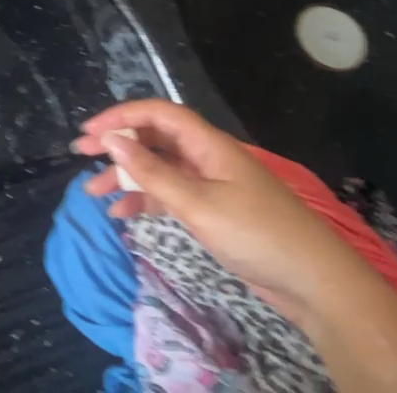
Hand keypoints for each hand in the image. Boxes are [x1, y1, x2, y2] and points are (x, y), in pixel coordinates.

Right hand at [72, 99, 367, 319]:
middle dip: (117, 144)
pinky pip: (171, 195)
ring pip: (159, 169)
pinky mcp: (215, 211)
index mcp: (208, 144)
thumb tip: (112, 140)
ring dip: (126, 176)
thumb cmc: (257, 234)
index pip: (158, 114)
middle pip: (154, 138)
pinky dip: (146, 201)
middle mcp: (207, 157)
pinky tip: (123, 215)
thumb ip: (153, 173)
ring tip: (93, 192)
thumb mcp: (198, 204)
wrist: (316, 283)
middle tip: (81, 154)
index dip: (121, 116)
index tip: (89, 131)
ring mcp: (211, 184)